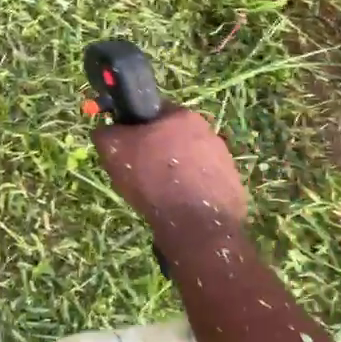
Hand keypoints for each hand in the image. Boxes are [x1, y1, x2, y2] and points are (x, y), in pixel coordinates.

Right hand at [91, 106, 246, 248]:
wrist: (197, 229)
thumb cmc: (152, 179)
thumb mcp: (113, 149)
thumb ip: (106, 131)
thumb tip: (107, 130)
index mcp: (182, 115)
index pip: (152, 113)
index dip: (136, 129)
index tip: (128, 147)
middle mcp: (209, 132)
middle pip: (172, 137)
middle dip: (156, 152)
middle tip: (140, 172)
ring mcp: (226, 162)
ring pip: (188, 162)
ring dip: (174, 172)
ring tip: (159, 194)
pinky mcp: (234, 189)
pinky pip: (203, 185)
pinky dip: (191, 193)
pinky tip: (178, 207)